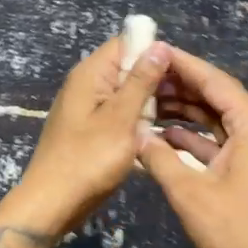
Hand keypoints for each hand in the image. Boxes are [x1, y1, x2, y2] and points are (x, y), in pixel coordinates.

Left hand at [11, 35, 171, 233]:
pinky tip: (167, 133)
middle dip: (160, 79)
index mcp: (91, 74)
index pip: (126, 43)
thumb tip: (159, 45)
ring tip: (189, 116)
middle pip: (129, 68)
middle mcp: (88, 84)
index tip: (185, 71)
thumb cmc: (88, 159)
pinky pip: (122, 114)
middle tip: (194, 99)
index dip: (156, 52)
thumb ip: (141, 81)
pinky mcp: (93, 130)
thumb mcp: (121, 118)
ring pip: (128, 94)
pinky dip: (142, 120)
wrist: (52, 204)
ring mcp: (89, 108)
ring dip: (155, 102)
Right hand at [141, 48, 247, 247]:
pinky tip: (166, 137)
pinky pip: (221, 142)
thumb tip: (136, 134)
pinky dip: (195, 137)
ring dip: (185, 112)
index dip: (182, 64)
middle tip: (142, 76)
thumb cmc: (239, 234)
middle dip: (180, 86)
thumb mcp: (190, 195)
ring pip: (217, 119)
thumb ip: (160, 159)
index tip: (152, 50)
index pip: (214, 81)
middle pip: (216, 96)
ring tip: (148, 102)